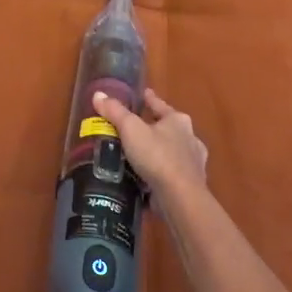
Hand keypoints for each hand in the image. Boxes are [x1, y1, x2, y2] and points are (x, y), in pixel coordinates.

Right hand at [92, 88, 207, 203]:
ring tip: (139, 156)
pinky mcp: (190, 185)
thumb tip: (98, 94)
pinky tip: (149, 179)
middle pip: (169, 128)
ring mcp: (193, 163)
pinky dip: (161, 174)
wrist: (180, 198)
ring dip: (159, 152)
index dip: (150, 99)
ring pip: (172, 152)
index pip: (160, 105)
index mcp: (178, 121)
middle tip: (136, 127)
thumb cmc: (157, 156)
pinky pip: (172, 174)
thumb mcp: (131, 129)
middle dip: (155, 127)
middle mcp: (190, 138)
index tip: (144, 93)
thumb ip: (115, 112)